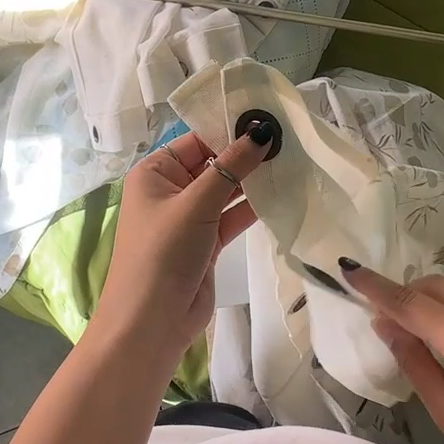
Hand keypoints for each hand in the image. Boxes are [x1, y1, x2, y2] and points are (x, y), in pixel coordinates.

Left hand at [95, 127, 273, 362]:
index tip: (269, 117)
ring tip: (292, 159)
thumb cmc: (163, 253)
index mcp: (155, 172)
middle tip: (288, 136)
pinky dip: (254, 205)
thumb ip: (232, 166)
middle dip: (246, 153)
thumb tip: (263, 130)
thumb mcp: (196, 204)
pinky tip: (283, 191)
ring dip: (254, 179)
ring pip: (226, 189)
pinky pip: (233, 215)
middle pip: (213, 162)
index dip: (230, 127)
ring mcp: (189, 217)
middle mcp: (170, 190)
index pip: (197, 139)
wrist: (151, 325)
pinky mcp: (207, 242)